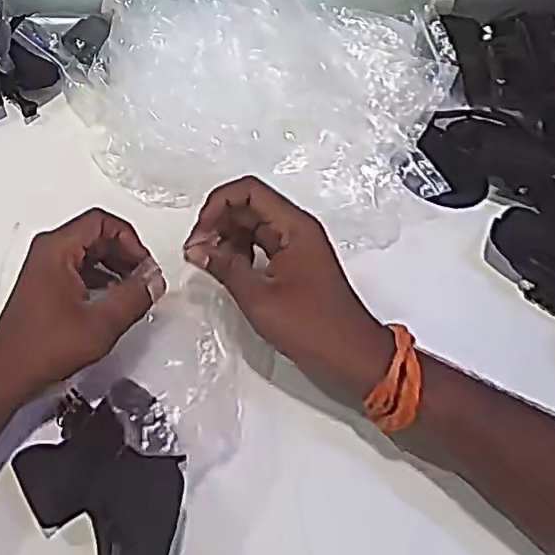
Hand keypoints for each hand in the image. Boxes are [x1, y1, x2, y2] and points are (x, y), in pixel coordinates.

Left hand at [0, 208, 166, 406]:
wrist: (9, 370)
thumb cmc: (42, 346)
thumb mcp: (101, 322)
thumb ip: (133, 296)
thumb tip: (152, 280)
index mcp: (57, 248)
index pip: (100, 221)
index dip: (129, 239)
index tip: (144, 263)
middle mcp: (48, 250)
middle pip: (94, 234)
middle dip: (124, 253)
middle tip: (144, 277)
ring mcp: (45, 265)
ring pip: (87, 251)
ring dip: (114, 267)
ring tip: (134, 291)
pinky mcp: (45, 282)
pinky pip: (78, 267)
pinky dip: (100, 278)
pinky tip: (113, 301)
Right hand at [183, 176, 392, 404]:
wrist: (359, 363)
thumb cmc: (316, 329)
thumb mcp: (259, 298)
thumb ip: (223, 267)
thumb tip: (195, 250)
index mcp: (294, 226)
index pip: (247, 191)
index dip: (217, 205)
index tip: (201, 233)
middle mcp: (296, 228)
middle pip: (246, 205)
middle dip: (217, 222)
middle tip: (198, 250)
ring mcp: (296, 245)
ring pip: (250, 224)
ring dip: (225, 238)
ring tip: (210, 263)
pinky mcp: (294, 262)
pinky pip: (258, 243)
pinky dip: (238, 251)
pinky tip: (228, 271)